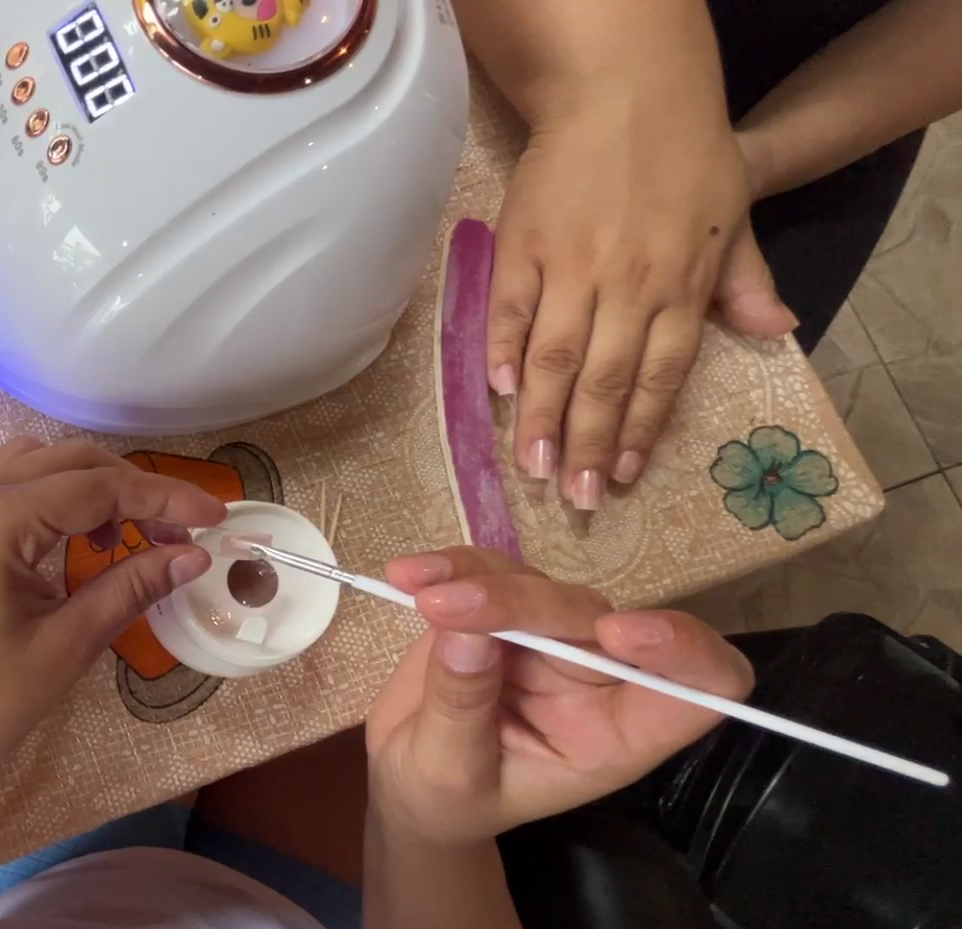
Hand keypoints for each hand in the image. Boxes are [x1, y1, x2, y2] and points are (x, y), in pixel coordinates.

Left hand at [0, 437, 225, 787]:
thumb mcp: (68, 642)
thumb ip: (132, 586)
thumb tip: (194, 555)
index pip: (99, 487)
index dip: (164, 498)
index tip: (216, 516)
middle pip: (70, 461)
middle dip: (131, 488)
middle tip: (178, 532)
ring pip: (37, 463)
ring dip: (88, 485)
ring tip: (121, 537)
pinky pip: (7, 484)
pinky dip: (50, 495)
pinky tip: (70, 538)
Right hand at [364, 547, 752, 845]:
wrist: (405, 786)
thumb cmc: (442, 800)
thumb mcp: (450, 771)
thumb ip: (462, 706)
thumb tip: (465, 632)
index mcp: (612, 734)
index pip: (698, 686)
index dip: (680, 650)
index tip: (616, 632)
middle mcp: (591, 679)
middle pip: (588, 618)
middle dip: (519, 605)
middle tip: (442, 606)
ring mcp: (542, 641)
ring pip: (533, 584)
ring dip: (474, 576)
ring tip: (411, 583)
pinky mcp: (493, 616)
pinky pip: (485, 574)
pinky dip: (446, 568)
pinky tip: (405, 575)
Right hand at [490, 96, 797, 504]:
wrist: (622, 89)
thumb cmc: (678, 153)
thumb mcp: (731, 211)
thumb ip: (741, 277)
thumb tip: (771, 331)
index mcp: (684, 279)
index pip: (663, 372)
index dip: (642, 430)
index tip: (624, 478)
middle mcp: (632, 281)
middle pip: (607, 378)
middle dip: (591, 443)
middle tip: (576, 497)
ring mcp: (572, 266)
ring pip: (557, 357)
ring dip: (544, 417)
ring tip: (532, 466)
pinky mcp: (522, 250)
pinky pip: (510, 312)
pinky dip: (504, 353)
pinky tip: (500, 394)